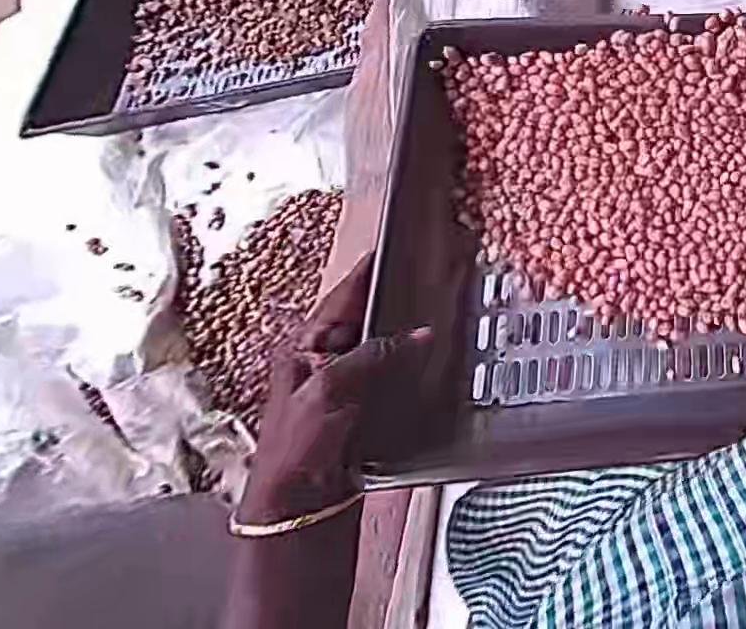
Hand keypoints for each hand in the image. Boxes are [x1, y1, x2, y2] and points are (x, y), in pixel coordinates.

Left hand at [237, 253, 431, 525]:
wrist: (299, 506)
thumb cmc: (298, 447)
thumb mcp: (328, 391)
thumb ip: (374, 356)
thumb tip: (424, 333)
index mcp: (309, 343)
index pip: (347, 291)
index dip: (374, 266)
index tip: (403, 240)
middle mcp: (331, 352)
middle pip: (372, 310)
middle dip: (402, 291)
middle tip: (438, 268)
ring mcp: (352, 374)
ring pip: (389, 336)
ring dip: (413, 322)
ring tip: (447, 298)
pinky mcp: (370, 395)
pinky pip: (398, 363)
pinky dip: (417, 352)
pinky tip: (441, 344)